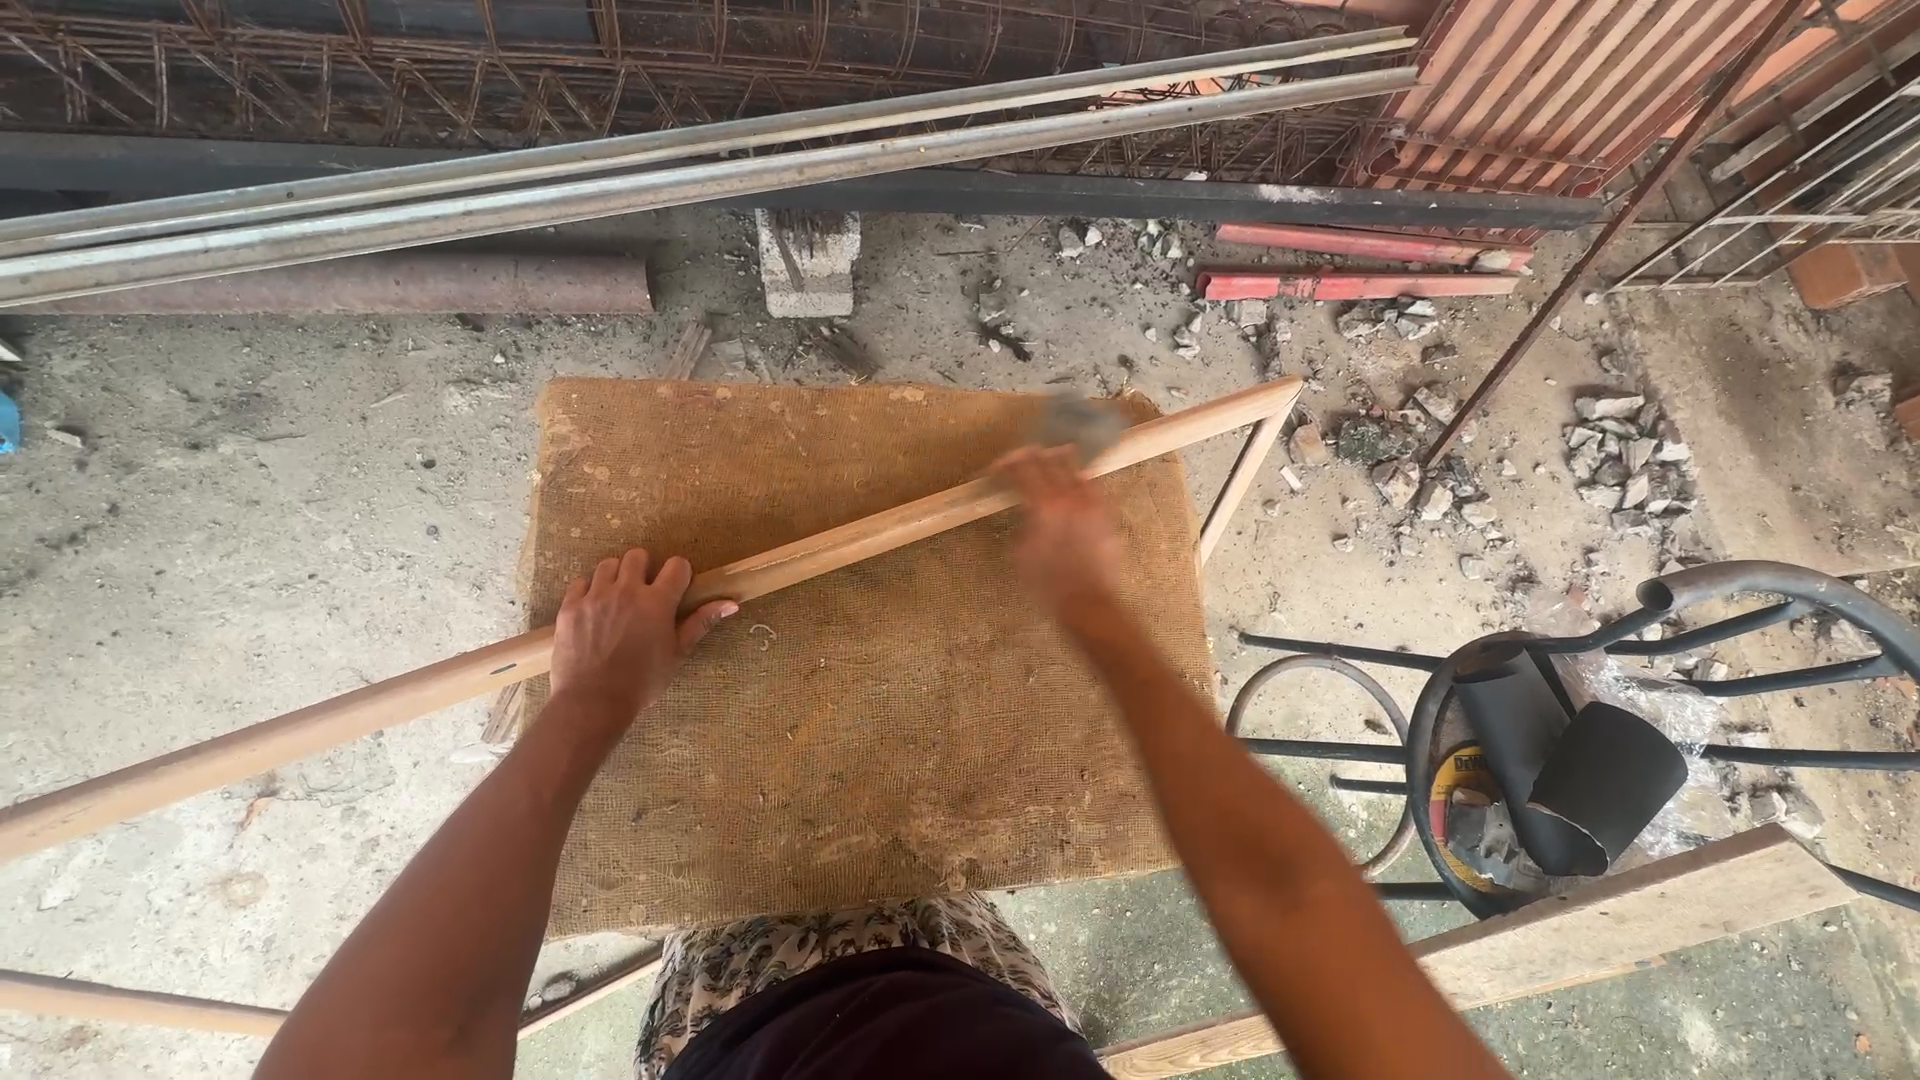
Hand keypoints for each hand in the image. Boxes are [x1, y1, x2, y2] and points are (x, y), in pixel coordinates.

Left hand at [548, 549, 737, 722]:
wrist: (593, 701)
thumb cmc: (642, 681)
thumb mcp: (677, 652)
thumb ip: (701, 623)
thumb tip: (732, 603)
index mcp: (658, 601)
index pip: (676, 565)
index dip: (679, 574)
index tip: (676, 588)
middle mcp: (627, 591)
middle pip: (638, 556)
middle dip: (644, 568)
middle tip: (644, 590)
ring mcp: (595, 597)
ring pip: (608, 564)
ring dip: (616, 576)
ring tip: (617, 597)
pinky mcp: (570, 607)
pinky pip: (580, 582)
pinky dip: (588, 590)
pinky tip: (594, 607)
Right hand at [995, 445, 1121, 623]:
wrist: (1088, 603)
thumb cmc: (1046, 586)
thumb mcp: (1019, 555)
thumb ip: (1021, 524)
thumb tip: (1025, 512)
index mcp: (1041, 506)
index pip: (1020, 470)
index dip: (1005, 464)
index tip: (996, 468)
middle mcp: (1067, 497)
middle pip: (1046, 460)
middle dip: (1029, 455)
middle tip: (1019, 457)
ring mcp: (1090, 502)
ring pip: (1073, 467)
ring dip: (1056, 459)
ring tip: (1049, 454)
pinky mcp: (1107, 512)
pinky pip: (1092, 484)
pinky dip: (1079, 477)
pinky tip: (1075, 480)